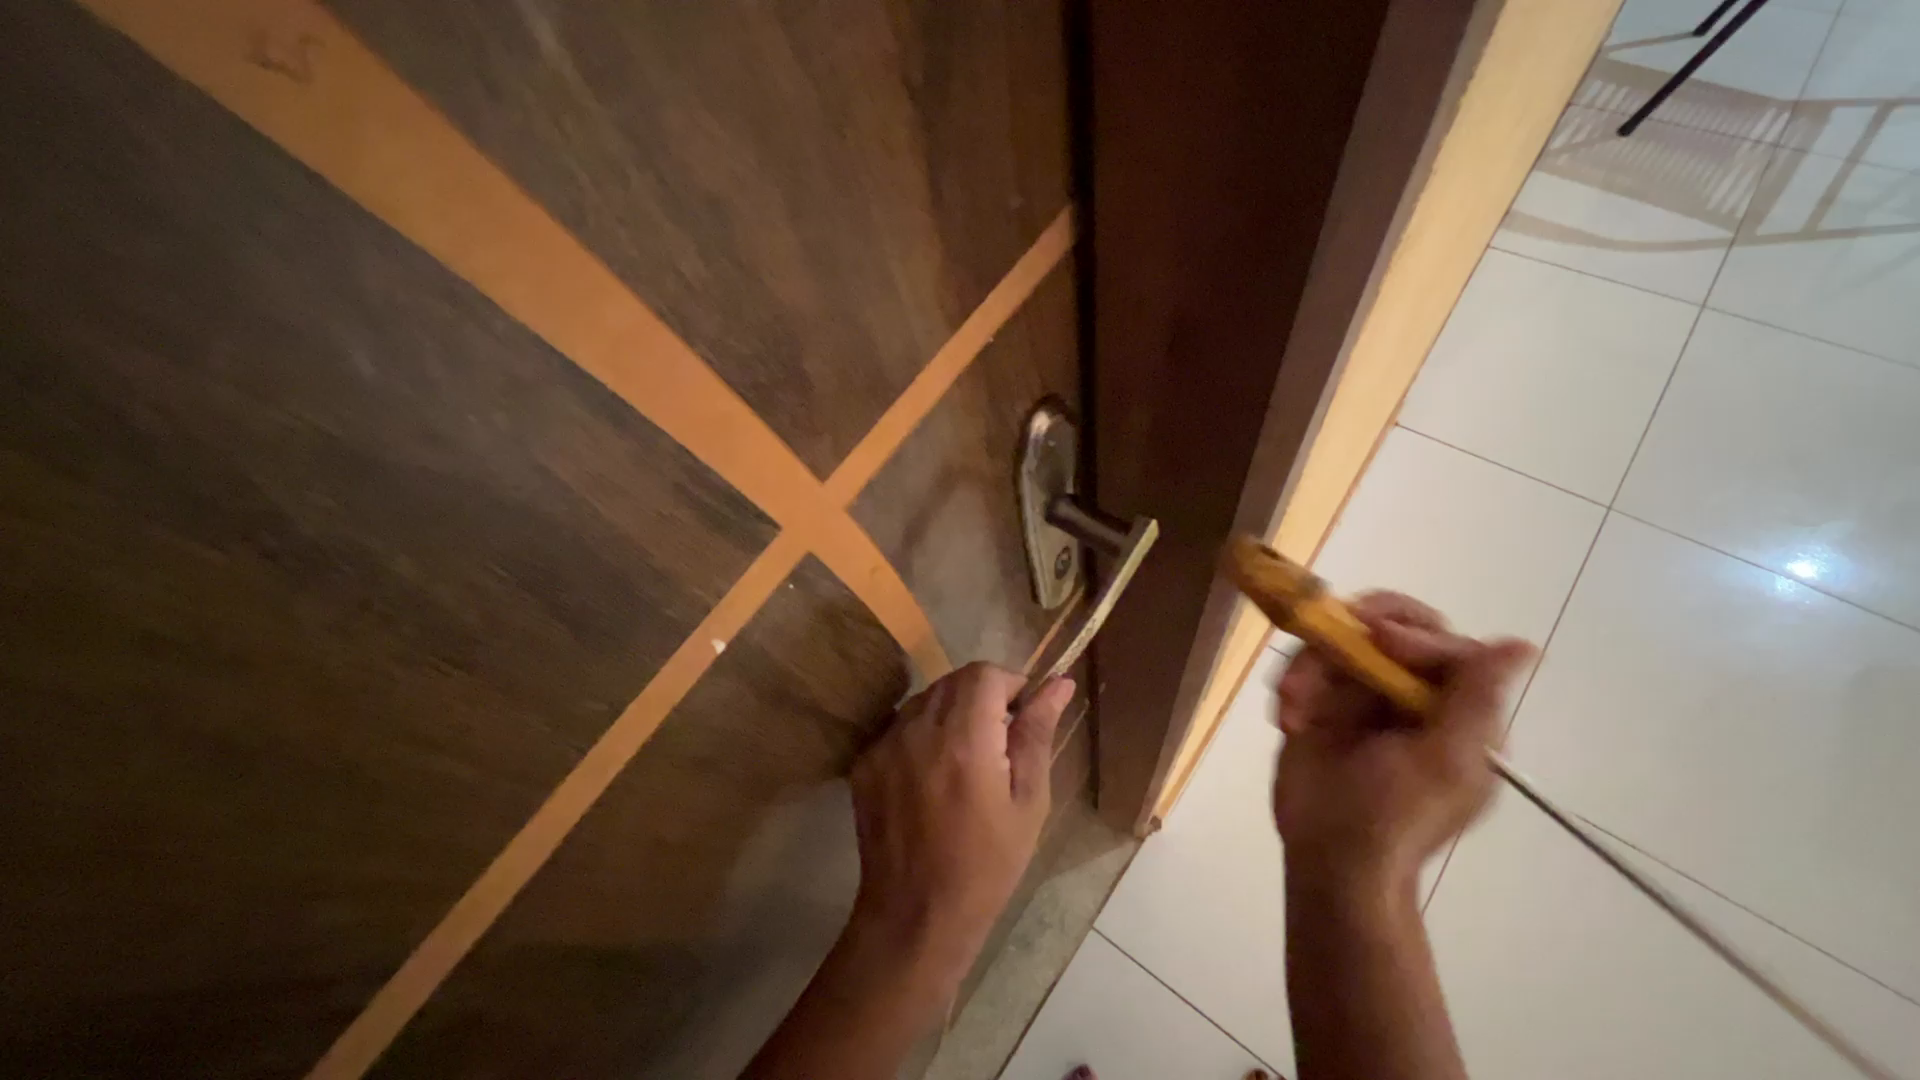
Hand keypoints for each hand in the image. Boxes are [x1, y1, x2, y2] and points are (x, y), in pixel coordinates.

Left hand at [846, 662, 1075, 971]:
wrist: (915, 915)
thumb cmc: (987, 864)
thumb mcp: (1028, 801)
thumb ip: (1037, 733)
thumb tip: (1058, 683)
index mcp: (964, 738)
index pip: (984, 673)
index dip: (1009, 684)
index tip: (1021, 716)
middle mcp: (917, 729)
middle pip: (952, 681)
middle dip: (981, 696)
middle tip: (998, 741)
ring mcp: (884, 745)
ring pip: (924, 700)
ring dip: (950, 713)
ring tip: (965, 761)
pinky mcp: (863, 763)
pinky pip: (900, 727)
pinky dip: (921, 735)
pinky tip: (932, 778)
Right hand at [1272, 592, 1534, 892]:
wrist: (1330, 857)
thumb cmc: (1395, 815)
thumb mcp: (1448, 762)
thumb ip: (1477, 700)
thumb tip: (1521, 646)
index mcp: (1453, 708)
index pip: (1440, 642)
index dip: (1410, 632)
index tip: (1375, 637)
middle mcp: (1408, 694)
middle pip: (1389, 625)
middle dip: (1354, 629)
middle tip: (1325, 638)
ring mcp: (1360, 697)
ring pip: (1336, 643)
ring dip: (1310, 669)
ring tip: (1295, 710)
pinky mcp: (1317, 704)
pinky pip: (1302, 668)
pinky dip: (1291, 686)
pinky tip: (1289, 721)